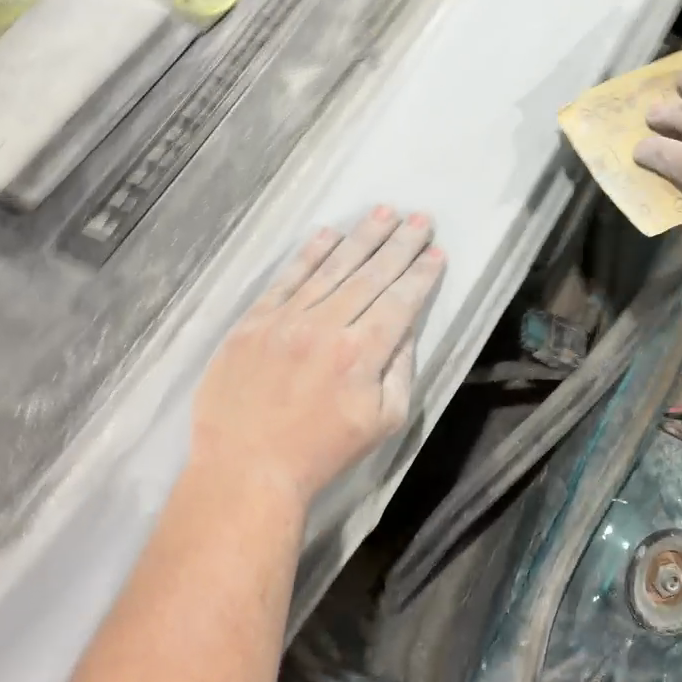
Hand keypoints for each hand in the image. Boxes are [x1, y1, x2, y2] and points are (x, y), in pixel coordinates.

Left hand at [191, 207, 444, 506]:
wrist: (244, 469)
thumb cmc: (323, 451)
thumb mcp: (384, 421)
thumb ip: (401, 370)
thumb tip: (405, 329)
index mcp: (361, 353)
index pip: (401, 300)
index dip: (422, 274)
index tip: (437, 252)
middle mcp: (326, 326)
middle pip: (371, 274)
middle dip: (400, 244)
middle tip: (420, 218)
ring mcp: (285, 320)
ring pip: (331, 268)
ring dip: (362, 237)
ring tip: (384, 211)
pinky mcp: (252, 323)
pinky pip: (286, 279)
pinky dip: (309, 255)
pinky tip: (329, 234)